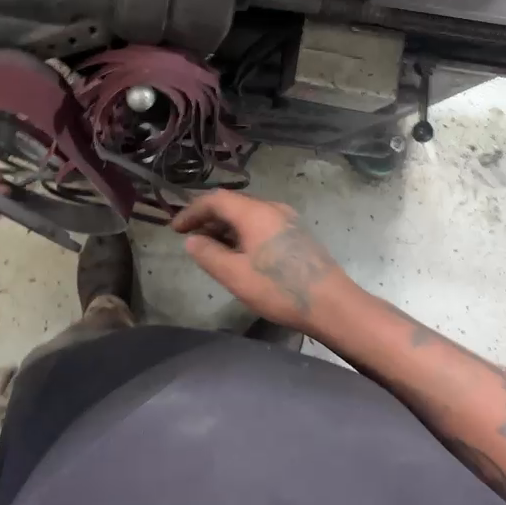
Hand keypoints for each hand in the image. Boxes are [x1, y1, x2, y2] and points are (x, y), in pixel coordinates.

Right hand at [169, 191, 356, 333]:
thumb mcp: (235, 275)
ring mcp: (287, 220)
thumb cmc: (278, 289)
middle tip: (189, 236)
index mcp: (254, 212)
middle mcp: (272, 208)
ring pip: (247, 215)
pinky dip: (242, 233)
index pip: (215, 200)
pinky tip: (238, 253)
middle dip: (207, 218)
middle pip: (232, 204)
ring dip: (225, 227)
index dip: (192, 211)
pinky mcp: (297, 235)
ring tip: (210, 247)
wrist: (332, 304)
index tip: (174, 228)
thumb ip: (208, 254)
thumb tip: (192, 240)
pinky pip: (261, 225)